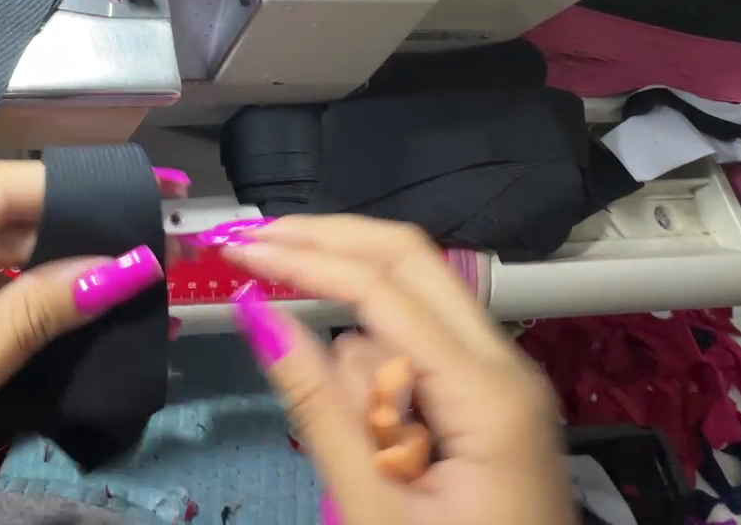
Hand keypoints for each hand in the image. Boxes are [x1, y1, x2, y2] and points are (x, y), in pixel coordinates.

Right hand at [218, 216, 569, 524]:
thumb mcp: (373, 508)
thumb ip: (315, 403)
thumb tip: (257, 313)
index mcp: (486, 393)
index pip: (381, 288)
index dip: (301, 257)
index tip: (237, 247)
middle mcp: (502, 365)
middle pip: (405, 257)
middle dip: (326, 241)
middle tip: (255, 241)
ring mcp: (496, 377)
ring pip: (403, 303)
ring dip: (351, 339)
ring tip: (353, 443)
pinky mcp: (480, 395)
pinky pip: (409, 345)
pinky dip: (370, 366)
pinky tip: (375, 440)